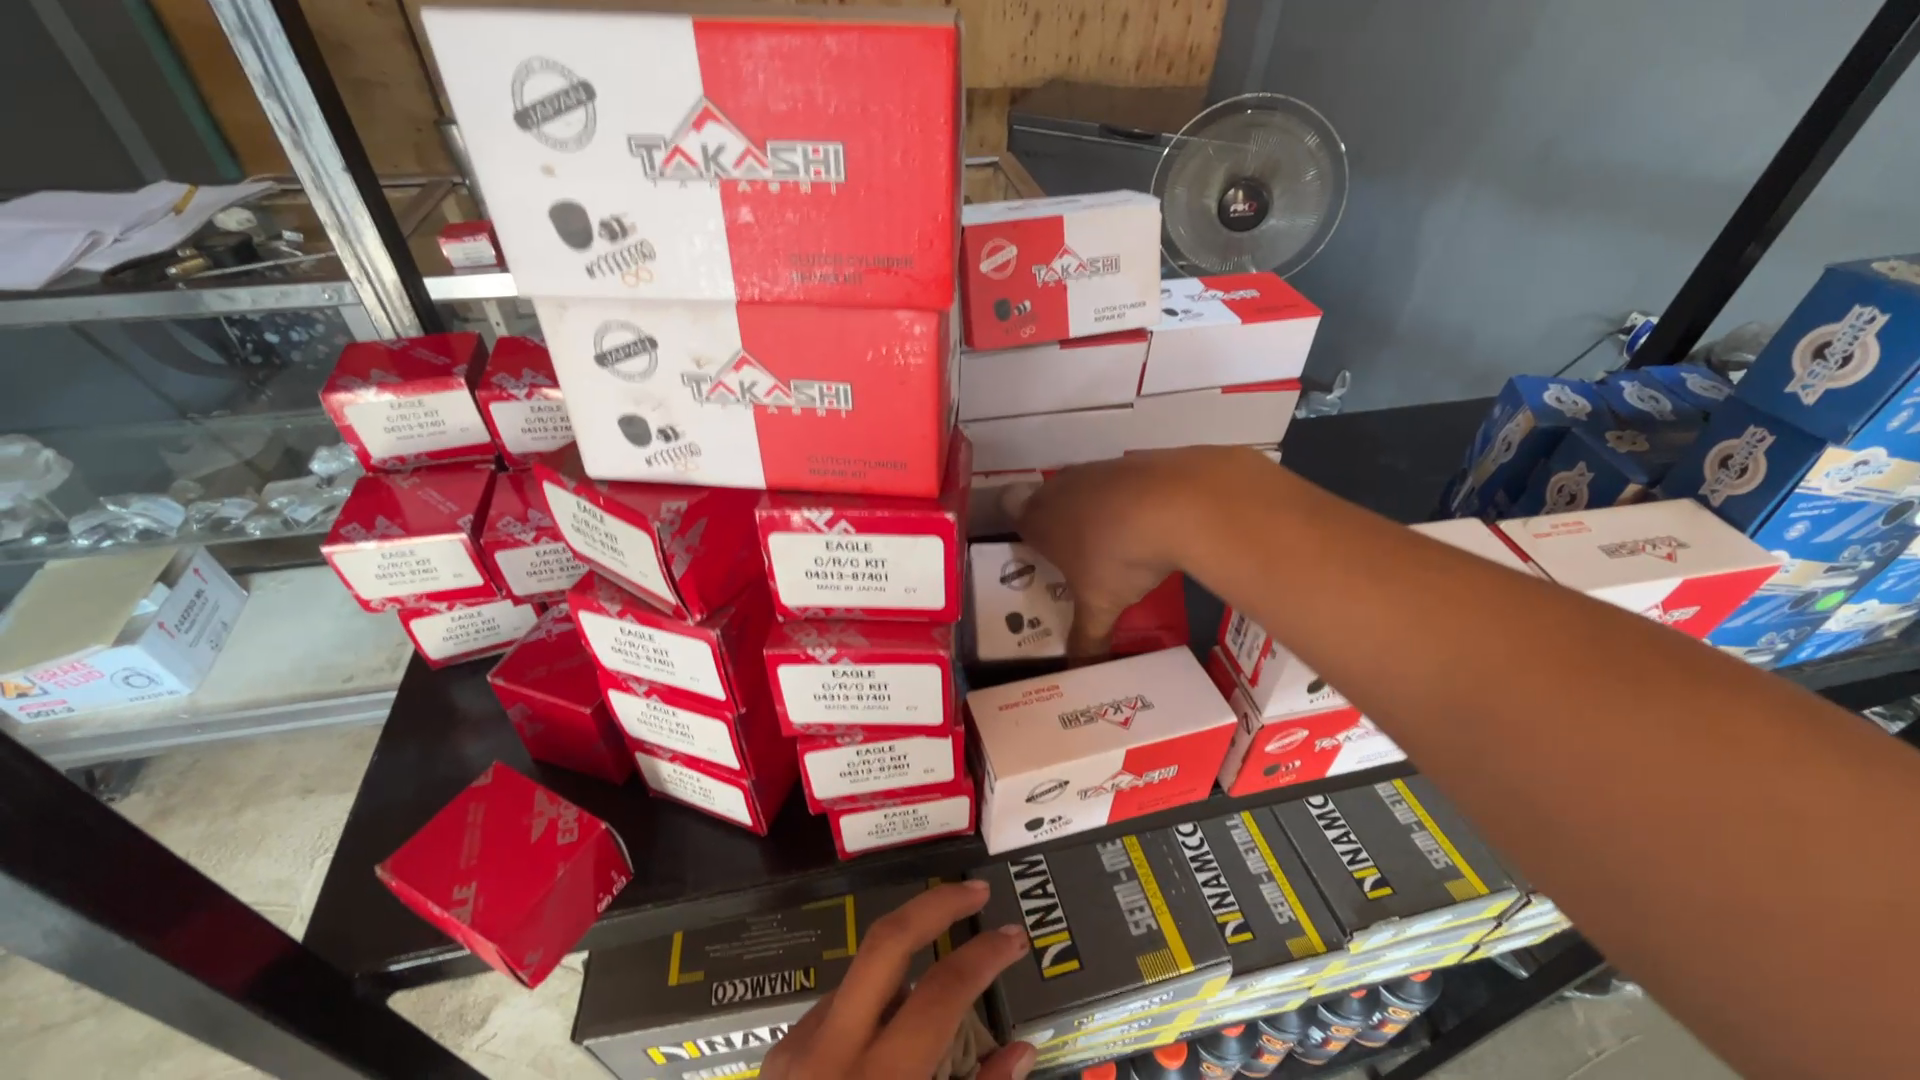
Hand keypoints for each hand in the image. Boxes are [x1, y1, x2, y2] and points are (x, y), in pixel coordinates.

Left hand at [760, 881, 1035, 1079]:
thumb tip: (1022, 1049)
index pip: (941, 994)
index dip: (984, 956)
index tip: (1014, 936)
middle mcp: (830, 1051)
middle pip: (885, 943)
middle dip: (935, 906)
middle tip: (976, 890)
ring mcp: (795, 1048)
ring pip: (860, 977)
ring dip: (903, 969)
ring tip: (935, 998)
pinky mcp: (777, 1057)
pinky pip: (837, 1011)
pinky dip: (871, 1011)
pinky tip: (884, 1044)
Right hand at [1015, 446, 1276, 656]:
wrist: (1180, 502)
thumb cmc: (1121, 556)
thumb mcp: (1101, 606)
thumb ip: (1085, 638)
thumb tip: (1077, 673)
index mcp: (1039, 520)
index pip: (1016, 520)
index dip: (1027, 537)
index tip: (1043, 558)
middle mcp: (1059, 488)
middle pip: (1047, 501)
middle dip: (1059, 525)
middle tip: (1078, 555)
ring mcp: (1096, 469)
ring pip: (1083, 488)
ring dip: (1093, 509)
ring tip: (1115, 541)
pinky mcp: (1132, 460)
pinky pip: (1120, 482)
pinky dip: (1129, 499)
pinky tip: (1149, 521)